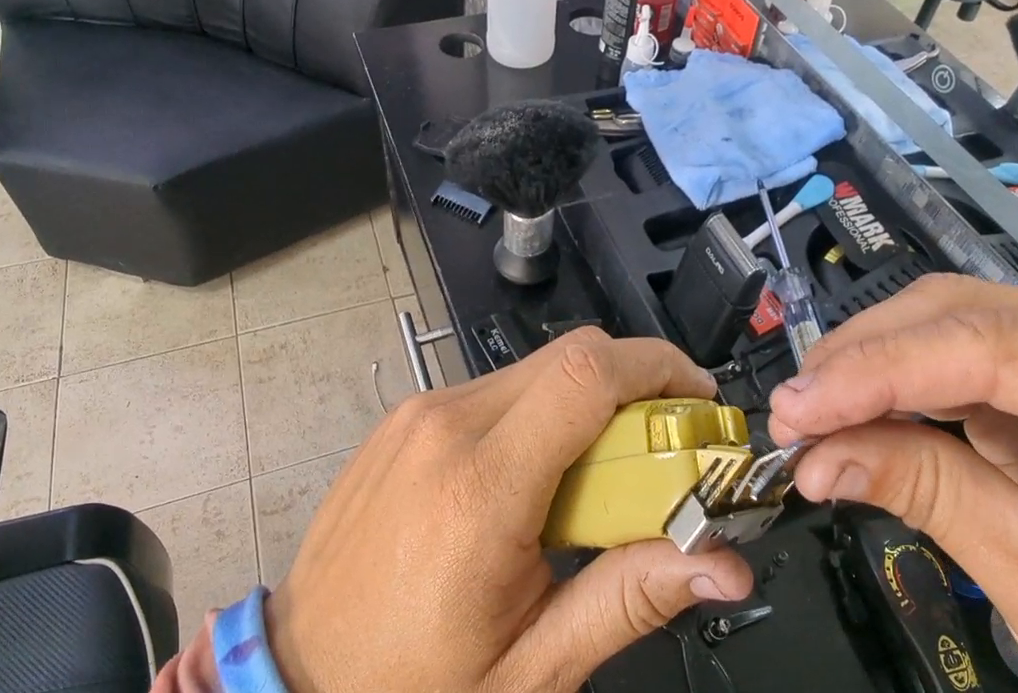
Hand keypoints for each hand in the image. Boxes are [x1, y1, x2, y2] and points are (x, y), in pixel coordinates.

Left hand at [268, 329, 752, 692]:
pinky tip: (541, 474)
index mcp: (479, 488)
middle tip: (667, 446)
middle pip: (572, 358)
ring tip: (603, 474)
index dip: (658, 368)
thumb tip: (720, 563)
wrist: (297, 673)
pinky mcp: (406, 417)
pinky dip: (540, 411)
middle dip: (636, 386)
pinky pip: (496, 388)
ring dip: (588, 402)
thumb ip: (630, 598)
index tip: (699, 402)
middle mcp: (446, 427)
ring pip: (536, 369)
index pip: (586, 376)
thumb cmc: (412, 682)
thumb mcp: (532, 665)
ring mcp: (418, 414)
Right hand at [768, 276, 1017, 692]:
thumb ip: (936, 501)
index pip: (1002, 346)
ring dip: (871, 363)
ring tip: (807, 415)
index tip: (799, 408)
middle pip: (971, 314)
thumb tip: (817, 456)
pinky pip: (958, 355)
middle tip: (789, 416)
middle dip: (867, 359)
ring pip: (952, 320)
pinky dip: (896, 382)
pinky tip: (850, 409)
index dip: (885, 368)